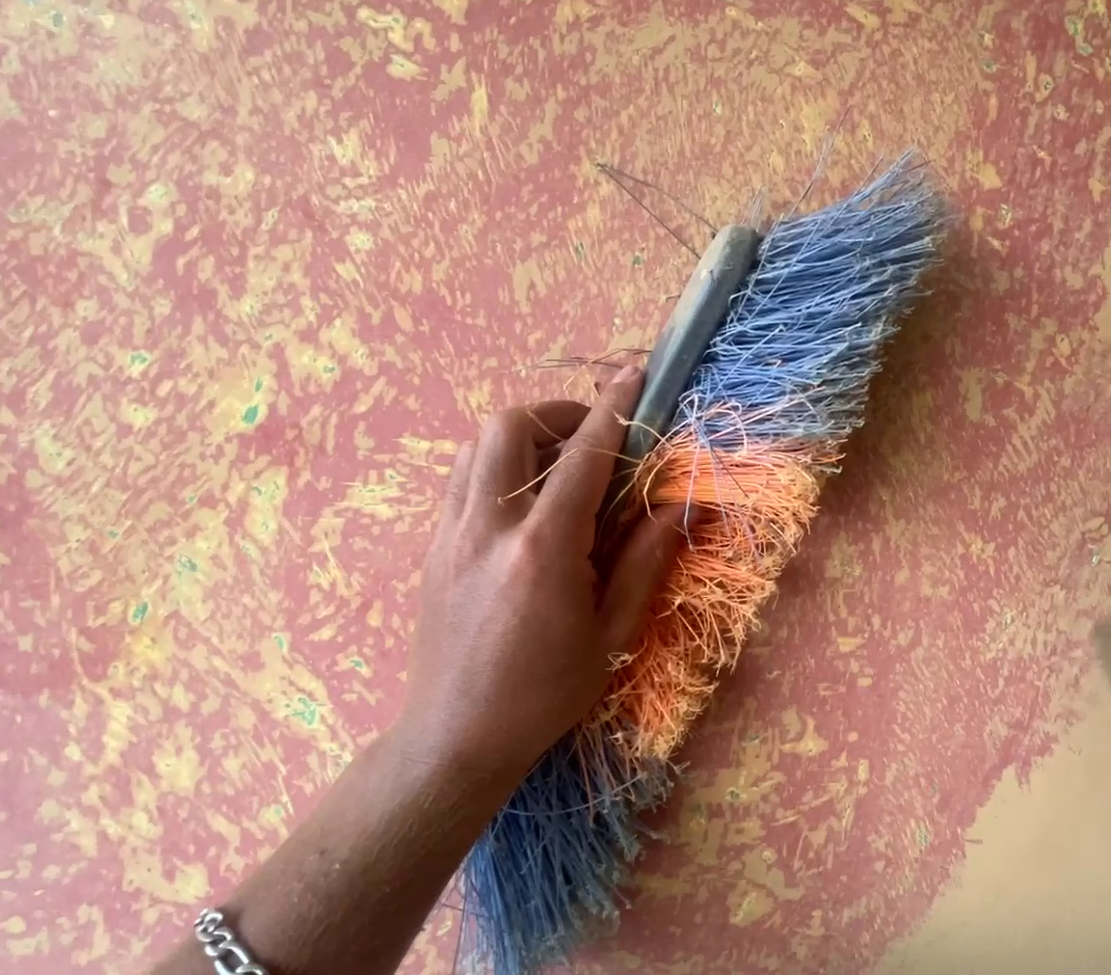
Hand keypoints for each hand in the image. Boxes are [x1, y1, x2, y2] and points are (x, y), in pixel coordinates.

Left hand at [395, 366, 684, 784]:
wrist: (453, 738)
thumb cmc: (545, 692)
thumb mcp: (612, 634)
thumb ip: (644, 560)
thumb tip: (676, 505)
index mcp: (542, 550)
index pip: (585, 457)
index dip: (614, 408)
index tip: (635, 371)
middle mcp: (488, 527)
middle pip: (509, 427)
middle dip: (558, 413)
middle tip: (594, 440)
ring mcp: (451, 533)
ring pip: (478, 445)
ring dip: (526, 437)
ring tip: (563, 468)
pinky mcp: (434, 546)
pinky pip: (465, 476)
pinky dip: (501, 465)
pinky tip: (528, 503)